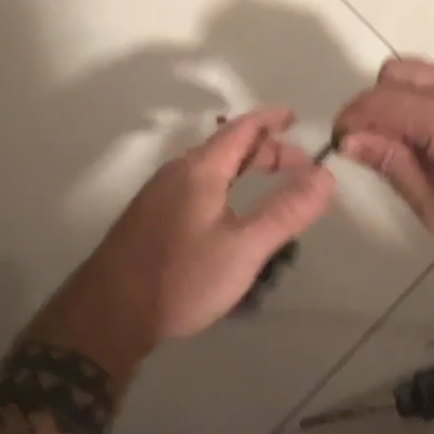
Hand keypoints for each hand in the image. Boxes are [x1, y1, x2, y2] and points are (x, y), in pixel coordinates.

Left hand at [26, 108, 335, 379]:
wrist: (108, 314)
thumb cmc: (180, 277)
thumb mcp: (244, 248)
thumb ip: (286, 212)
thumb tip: (325, 176)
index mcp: (200, 169)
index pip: (241, 128)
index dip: (270, 120)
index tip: (296, 119)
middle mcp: (177, 171)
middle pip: (226, 146)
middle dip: (264, 150)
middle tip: (297, 168)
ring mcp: (159, 193)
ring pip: (209, 167)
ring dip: (243, 168)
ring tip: (269, 185)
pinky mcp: (149, 216)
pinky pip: (195, 184)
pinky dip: (224, 183)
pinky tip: (229, 213)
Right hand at [336, 58, 433, 278]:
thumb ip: (393, 165)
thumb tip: (349, 139)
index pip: (378, 101)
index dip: (350, 120)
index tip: (339, 147)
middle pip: (396, 73)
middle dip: (374, 103)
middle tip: (373, 147)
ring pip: (423, 71)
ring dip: (402, 98)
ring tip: (405, 145)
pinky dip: (429, 98)